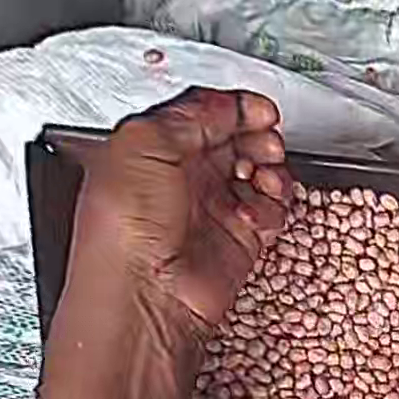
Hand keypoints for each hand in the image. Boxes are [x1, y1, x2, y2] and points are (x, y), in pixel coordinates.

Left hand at [71, 86, 292, 330]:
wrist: (148, 290)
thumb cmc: (127, 226)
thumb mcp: (145, 144)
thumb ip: (190, 117)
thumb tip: (226, 108)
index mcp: (157, 147)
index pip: (204, 116)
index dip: (236, 109)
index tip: (261, 110)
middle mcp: (188, 178)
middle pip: (237, 145)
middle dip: (259, 139)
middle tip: (269, 142)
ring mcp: (216, 210)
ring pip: (258, 178)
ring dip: (270, 174)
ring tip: (266, 179)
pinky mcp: (242, 242)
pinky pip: (270, 215)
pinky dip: (272, 210)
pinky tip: (257, 214)